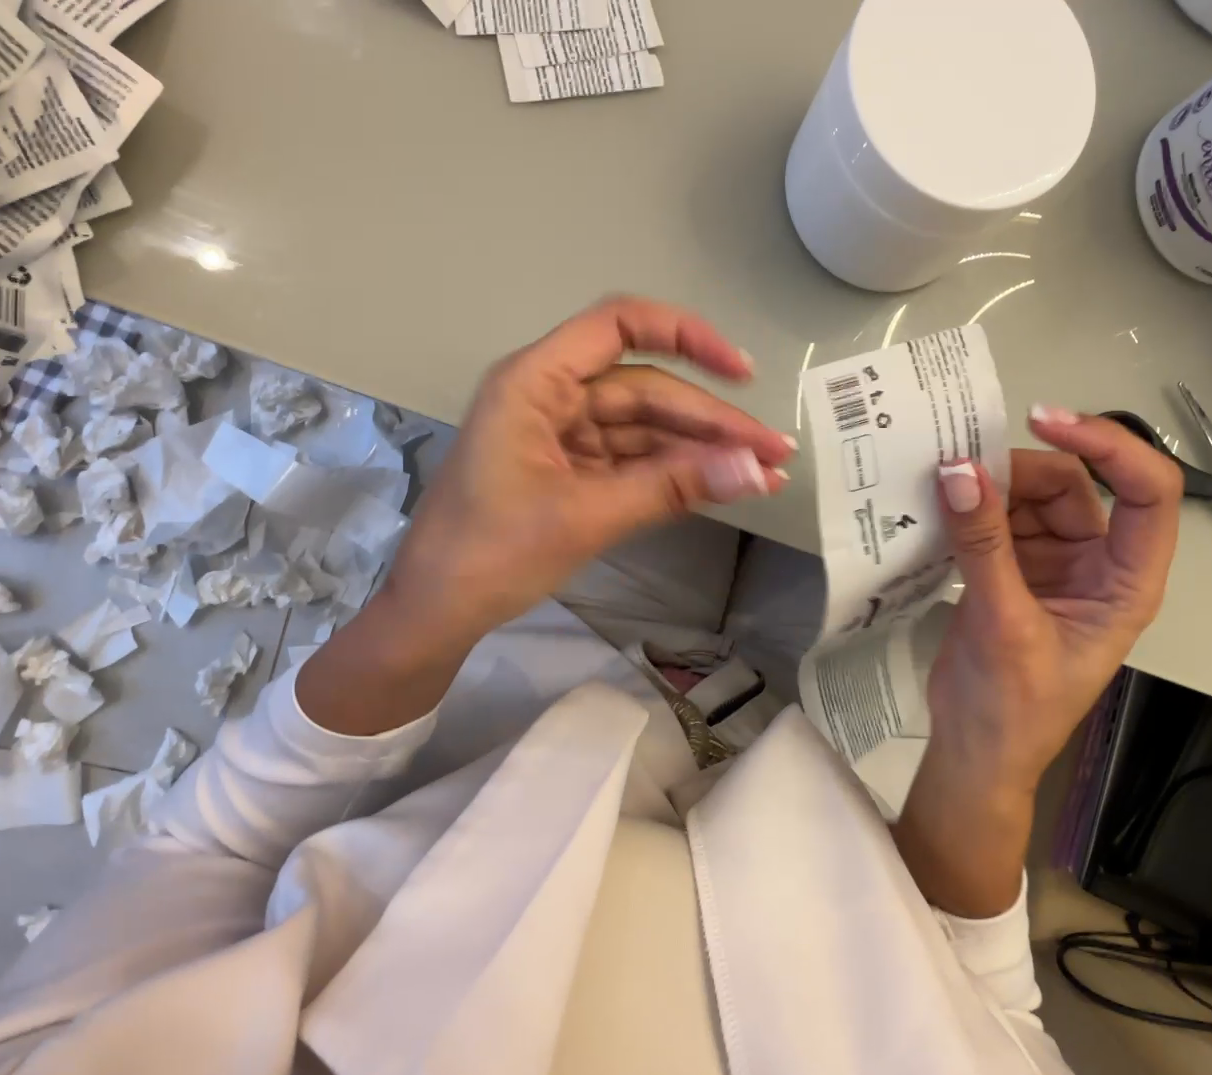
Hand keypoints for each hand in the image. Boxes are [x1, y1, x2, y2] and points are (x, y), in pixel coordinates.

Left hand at [300, 297, 792, 734]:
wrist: (436, 612)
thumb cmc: (493, 553)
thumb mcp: (588, 516)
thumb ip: (674, 486)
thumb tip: (759, 470)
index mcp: (535, 382)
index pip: (619, 326)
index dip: (687, 336)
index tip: (742, 373)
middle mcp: (550, 397)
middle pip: (645, 388)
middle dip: (710, 420)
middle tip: (775, 452)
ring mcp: (560, 436)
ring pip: (643, 427)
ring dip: (699, 450)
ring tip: (763, 473)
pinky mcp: (568, 472)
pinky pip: (630, 460)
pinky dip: (672, 473)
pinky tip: (718, 485)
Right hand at [895, 406, 1181, 915]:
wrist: (974, 755)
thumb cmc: (1014, 708)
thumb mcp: (1004, 623)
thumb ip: (984, 545)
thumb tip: (958, 471)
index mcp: (1126, 581)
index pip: (1146, 492)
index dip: (1108, 447)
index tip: (1043, 422)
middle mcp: (1095, 564)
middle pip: (1073, 487)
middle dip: (1019, 472)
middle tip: (957, 470)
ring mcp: (1049, 566)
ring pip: (1027, 499)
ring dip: (987, 488)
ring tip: (937, 488)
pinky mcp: (1008, 573)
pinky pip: (993, 523)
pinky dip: (967, 511)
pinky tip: (934, 509)